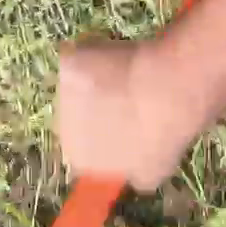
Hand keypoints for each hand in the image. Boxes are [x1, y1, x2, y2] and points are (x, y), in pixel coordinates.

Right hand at [56, 39, 202, 190]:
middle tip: (124, 97)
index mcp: (82, 162)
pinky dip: (93, 53)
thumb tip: (128, 167)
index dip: (102, 138)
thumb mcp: (151, 172)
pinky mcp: (68, 62)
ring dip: (94, 79)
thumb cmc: (161, 135)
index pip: (84, 153)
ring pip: (77, 83)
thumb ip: (130, 173)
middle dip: (94, 108)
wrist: (162, 88)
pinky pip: (80, 56)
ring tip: (124, 73)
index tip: (120, 126)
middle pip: (75, 117)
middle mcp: (64, 130)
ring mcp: (63, 92)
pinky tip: (117, 54)